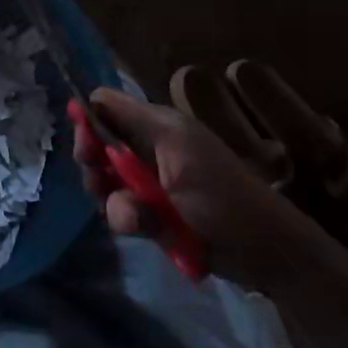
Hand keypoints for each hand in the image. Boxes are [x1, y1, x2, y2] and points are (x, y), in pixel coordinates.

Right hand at [73, 87, 276, 256]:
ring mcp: (146, 185)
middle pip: (97, 148)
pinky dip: (131, 222)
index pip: (104, 110)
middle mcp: (144, 149)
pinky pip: (121, 214)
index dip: (89, 123)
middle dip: (95, 168)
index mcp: (152, 124)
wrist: (260, 251)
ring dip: (116, 201)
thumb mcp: (175, 144)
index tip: (88, 146)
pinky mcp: (149, 218)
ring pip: (105, 185)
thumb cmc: (220, 189)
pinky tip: (150, 230)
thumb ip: (131, 119)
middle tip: (104, 182)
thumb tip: (89, 96)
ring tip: (139, 217)